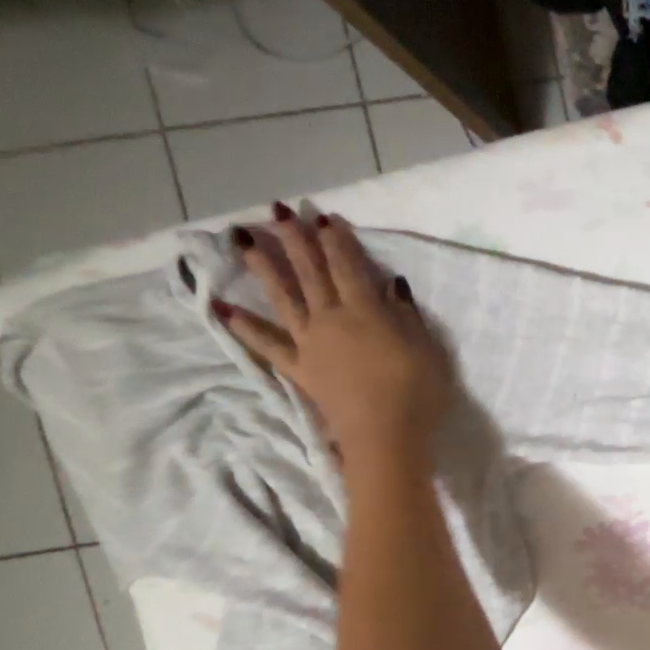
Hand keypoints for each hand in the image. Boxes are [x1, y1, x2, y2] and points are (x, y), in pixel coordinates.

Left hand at [216, 203, 450, 468]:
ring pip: (283, 296)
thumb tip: (391, 285)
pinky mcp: (299, 367)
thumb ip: (406, 316)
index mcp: (366, 312)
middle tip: (280, 211)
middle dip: (295, 240)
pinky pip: (266, 343)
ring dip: (263, 265)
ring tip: (241, 237)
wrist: (385, 437)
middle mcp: (331, 318)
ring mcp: (309, 342)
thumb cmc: (417, 394)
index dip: (337, 240)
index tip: (324, 217)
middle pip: (311, 272)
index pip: (348, 266)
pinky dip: (243, 325)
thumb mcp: (428, 351)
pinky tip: (221, 307)